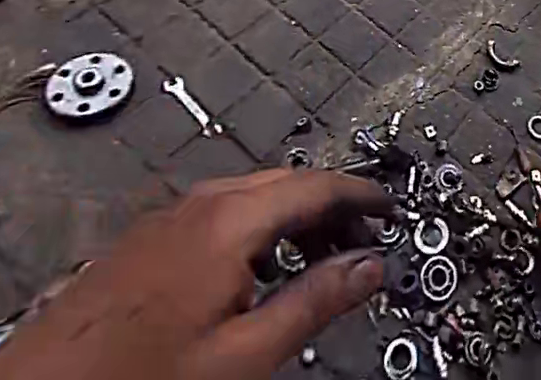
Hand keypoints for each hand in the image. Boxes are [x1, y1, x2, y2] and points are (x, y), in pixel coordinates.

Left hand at [0, 169, 392, 379]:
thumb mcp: (240, 357)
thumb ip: (313, 303)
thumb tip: (371, 267)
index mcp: (230, 219)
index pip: (316, 186)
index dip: (360, 195)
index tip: (391, 208)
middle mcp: (203, 201)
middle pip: (287, 183)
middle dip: (331, 206)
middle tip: (361, 243)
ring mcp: (171, 215)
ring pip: (255, 196)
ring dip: (295, 217)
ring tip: (317, 260)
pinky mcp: (149, 236)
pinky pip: (223, 212)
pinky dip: (259, 228)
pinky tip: (258, 270)